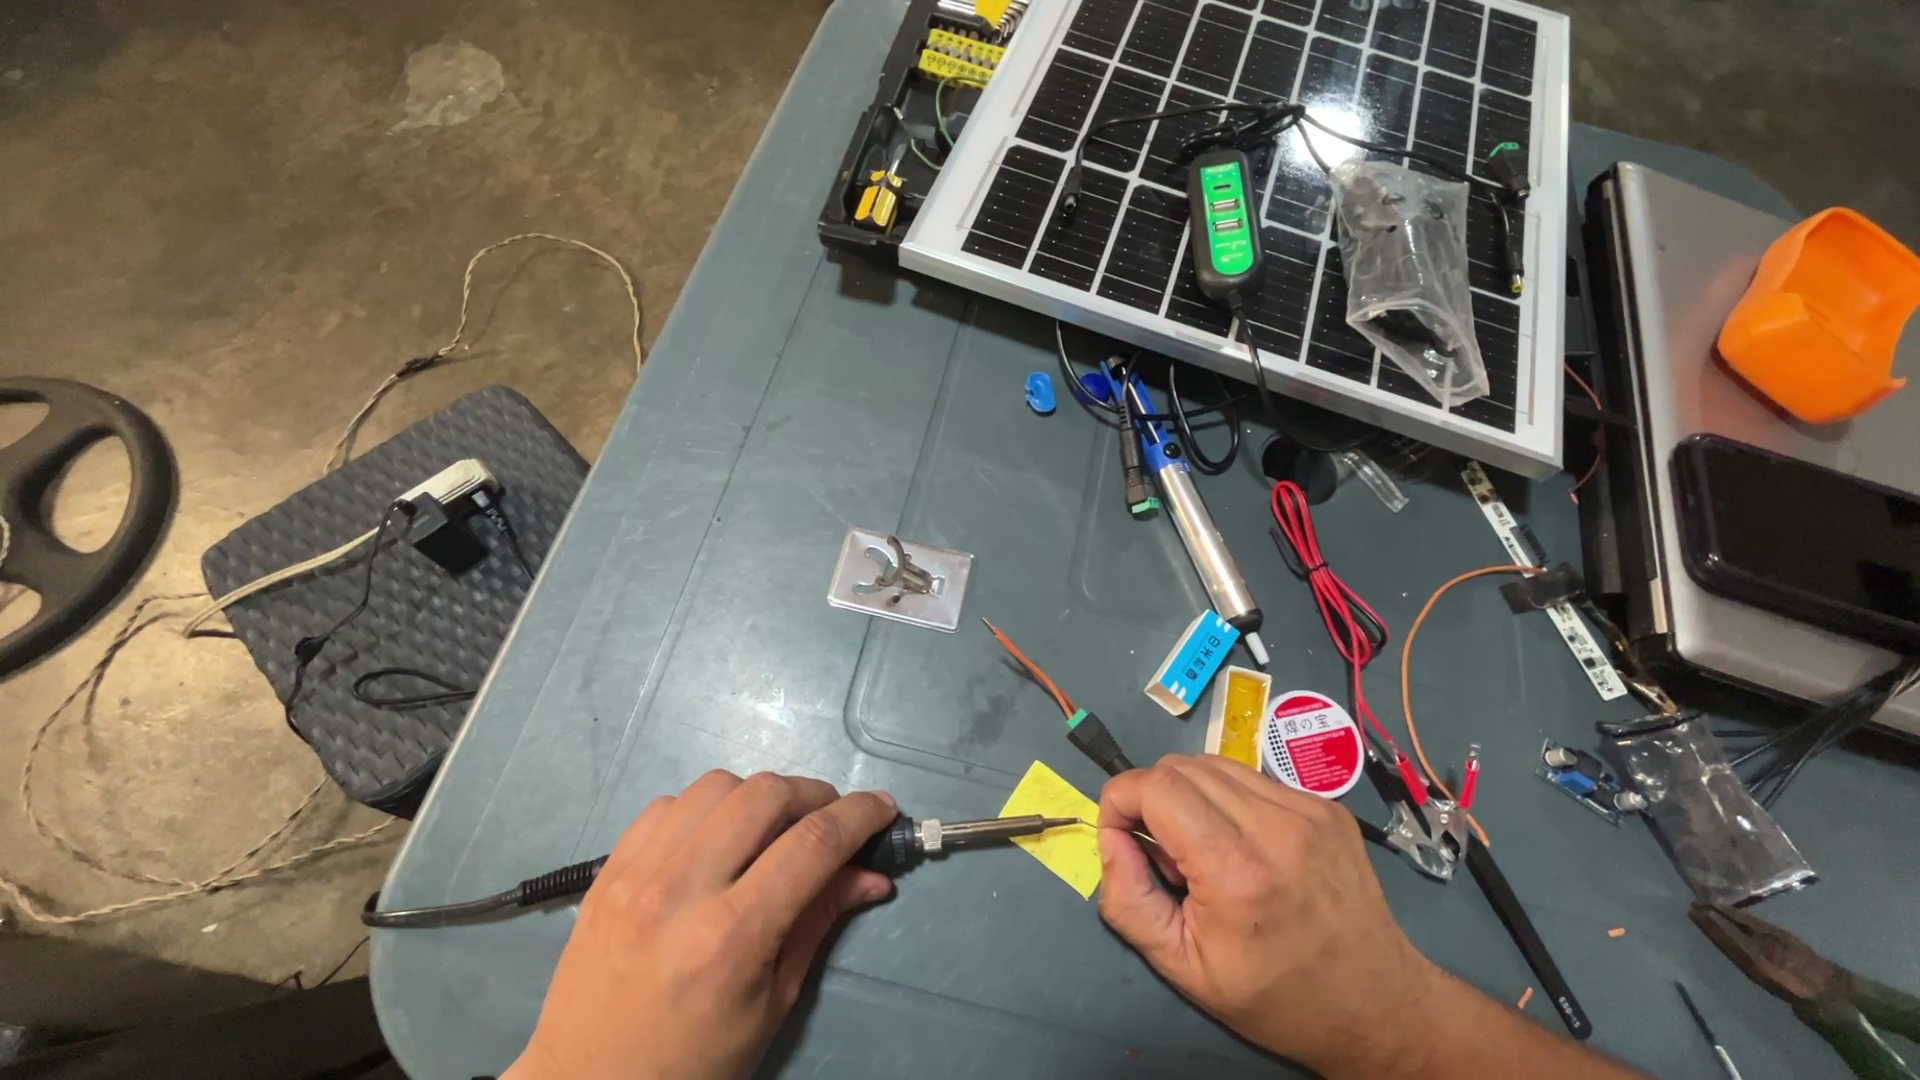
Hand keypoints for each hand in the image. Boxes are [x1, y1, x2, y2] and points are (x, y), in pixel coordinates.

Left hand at [506, 771, 897, 1079]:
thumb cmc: (693, 1064)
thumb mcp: (773, 1003)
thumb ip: (820, 922)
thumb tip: (873, 874)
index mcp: (731, 937)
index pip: (813, 844)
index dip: (859, 815)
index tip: (883, 808)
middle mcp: (681, 890)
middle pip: (766, 794)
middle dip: (815, 795)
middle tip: (830, 820)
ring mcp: (637, 872)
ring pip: (718, 785)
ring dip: (760, 796)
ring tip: (772, 830)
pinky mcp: (608, 868)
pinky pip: (669, 803)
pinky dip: (707, 808)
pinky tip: (716, 841)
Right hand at [1096, 754, 1440, 1076]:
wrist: (1376, 1005)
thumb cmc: (1274, 996)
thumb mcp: (1182, 967)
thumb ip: (1128, 900)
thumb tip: (1111, 839)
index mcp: (1235, 869)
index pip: (1154, 787)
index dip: (1120, 801)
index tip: (1122, 838)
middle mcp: (1273, 825)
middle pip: (1178, 767)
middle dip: (1150, 798)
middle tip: (1163, 852)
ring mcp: (1305, 808)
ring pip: (1212, 763)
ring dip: (1187, 793)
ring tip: (1202, 845)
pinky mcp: (1324, 804)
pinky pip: (1250, 777)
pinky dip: (1226, 798)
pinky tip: (1242, 841)